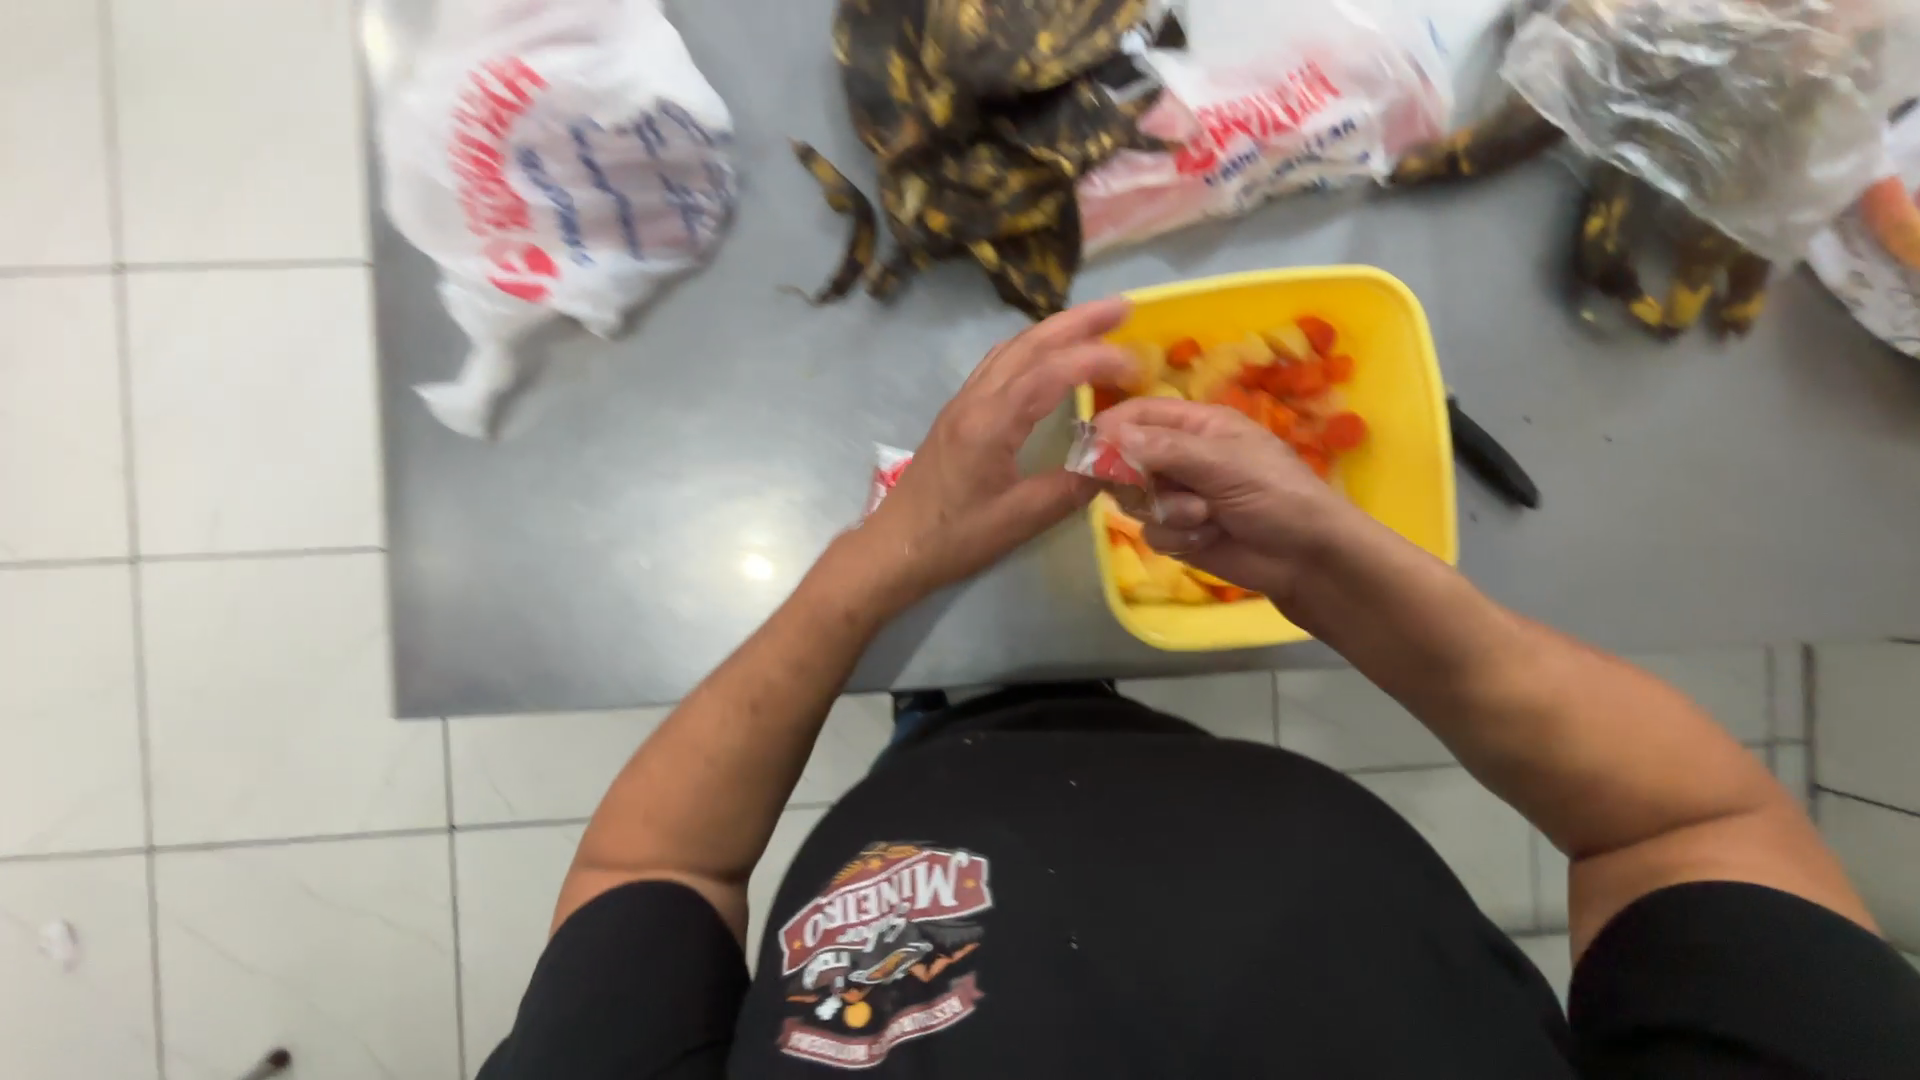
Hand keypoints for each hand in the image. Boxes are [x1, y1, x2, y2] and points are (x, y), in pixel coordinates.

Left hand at [856, 297, 1135, 603]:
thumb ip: (1072, 486)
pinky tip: (1048, 359)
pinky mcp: (957, 416)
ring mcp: (961, 404)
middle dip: (1077, 322)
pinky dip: (1030, 351)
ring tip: (1094, 326)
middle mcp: (973, 401)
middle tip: (1123, 308)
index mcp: (989, 422)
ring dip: (1053, 332)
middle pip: (1028, 345)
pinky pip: (997, 366)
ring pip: (1010, 350)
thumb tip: (1120, 459)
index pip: (1050, 372)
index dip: (1097, 361)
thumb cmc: (954, 538)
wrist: (894, 548)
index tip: (1138, 365)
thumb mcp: (1020, 519)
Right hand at [1094, 396, 1361, 603]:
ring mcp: (1177, 494)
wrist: (1307, 559)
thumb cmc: (1276, 495)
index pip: (1137, 415)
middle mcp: (1180, 455)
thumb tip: (1107, 437)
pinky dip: (1177, 537)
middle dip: (1136, 479)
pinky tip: (1209, 538)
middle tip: (1151, 490)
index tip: (1091, 454)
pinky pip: (1150, 531)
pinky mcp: (1178, 530)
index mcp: (1195, 425)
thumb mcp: (1224, 463)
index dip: (1110, 431)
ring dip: (1166, 512)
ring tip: (1204, 517)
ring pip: (1134, 499)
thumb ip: (1165, 450)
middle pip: (1125, 459)